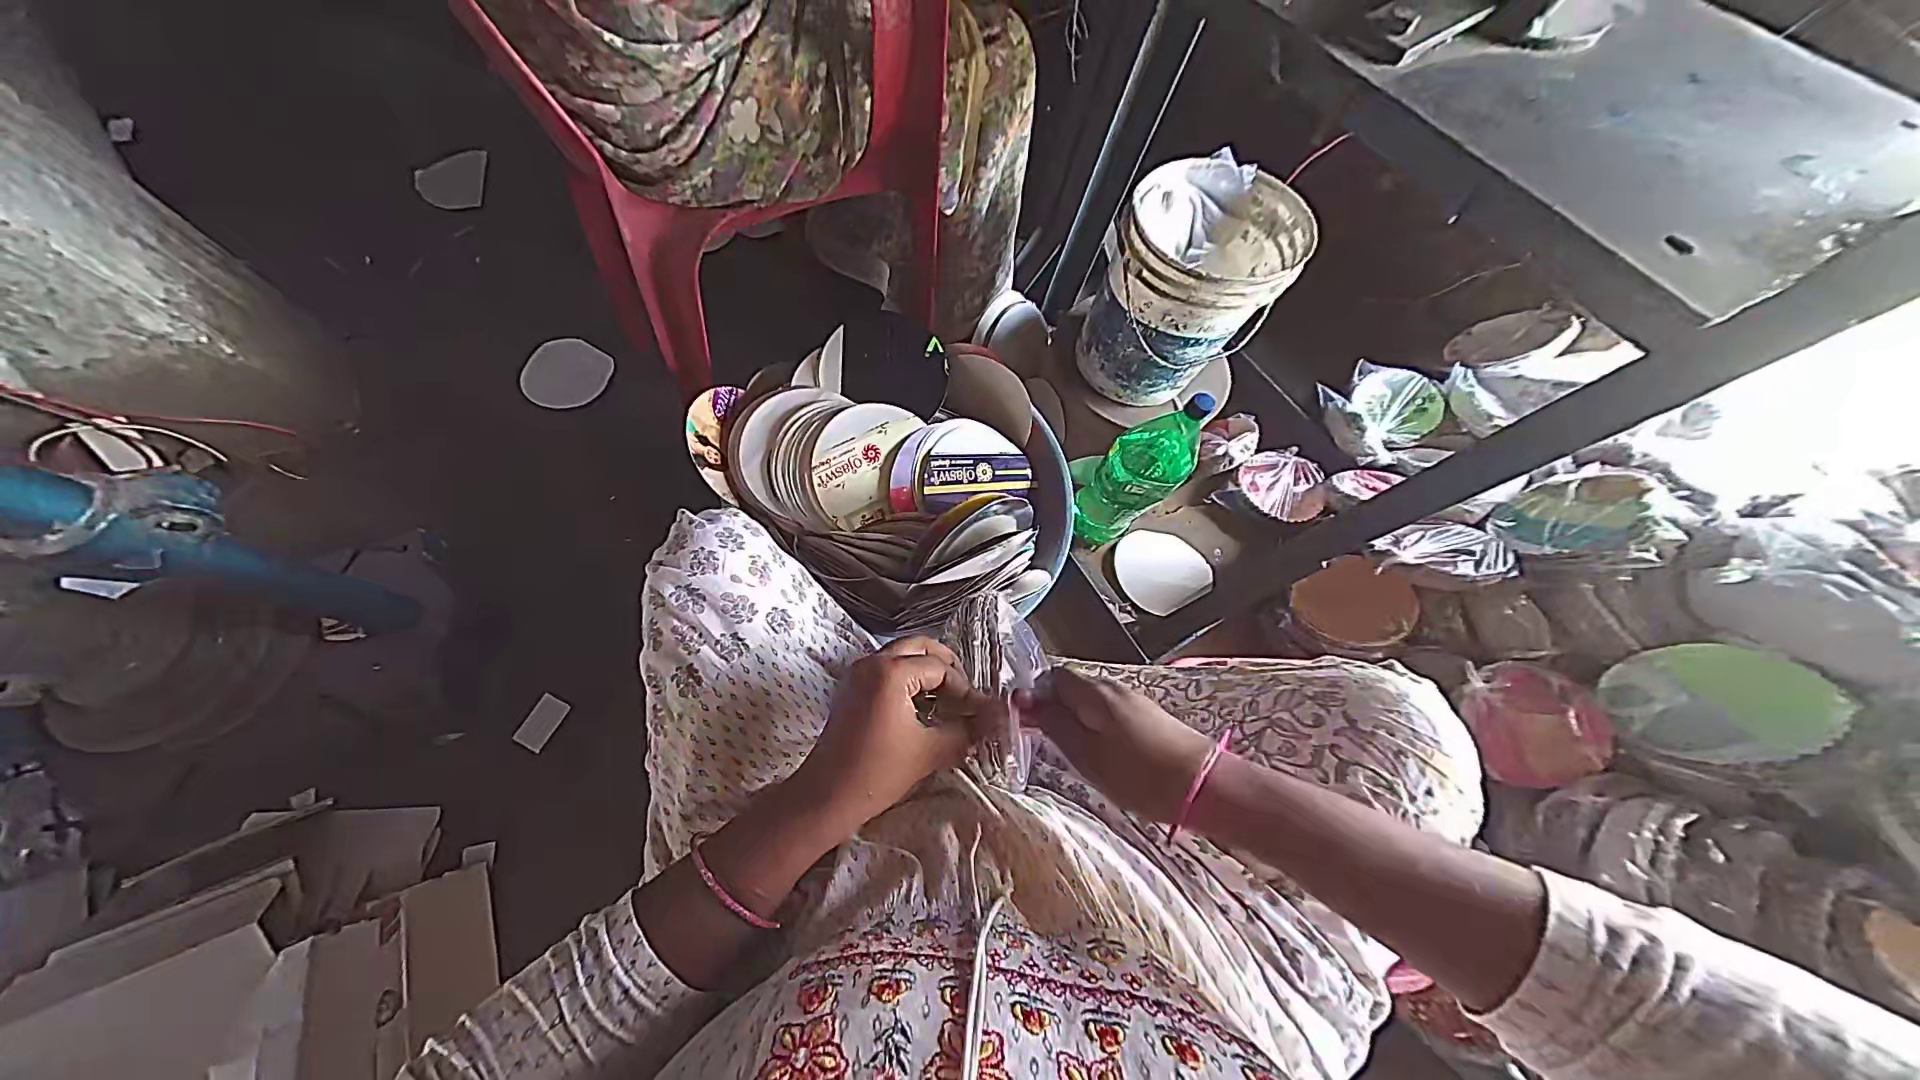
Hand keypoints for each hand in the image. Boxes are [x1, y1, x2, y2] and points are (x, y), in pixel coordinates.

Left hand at [785, 637, 990, 834]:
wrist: (826, 796)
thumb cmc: (876, 772)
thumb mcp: (929, 751)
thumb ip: (965, 730)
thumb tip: (992, 721)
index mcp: (891, 672)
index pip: (940, 668)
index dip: (965, 690)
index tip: (979, 712)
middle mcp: (872, 662)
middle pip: (920, 648)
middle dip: (947, 667)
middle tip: (965, 694)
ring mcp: (858, 673)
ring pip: (902, 655)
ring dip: (927, 671)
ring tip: (948, 701)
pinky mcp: (851, 687)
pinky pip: (887, 668)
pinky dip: (909, 678)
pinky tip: (923, 707)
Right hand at [1015, 668, 1214, 821]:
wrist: (1205, 787)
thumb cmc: (1140, 775)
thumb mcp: (1086, 755)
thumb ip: (1054, 724)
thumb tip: (1026, 701)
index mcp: (1094, 691)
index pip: (1051, 676)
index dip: (1035, 696)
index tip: (1027, 724)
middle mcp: (1113, 687)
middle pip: (1071, 687)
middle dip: (1054, 709)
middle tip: (1047, 744)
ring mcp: (1133, 700)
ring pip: (1090, 702)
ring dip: (1075, 720)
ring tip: (1073, 754)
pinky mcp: (1148, 717)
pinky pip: (1108, 714)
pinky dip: (1096, 728)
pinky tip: (1101, 755)